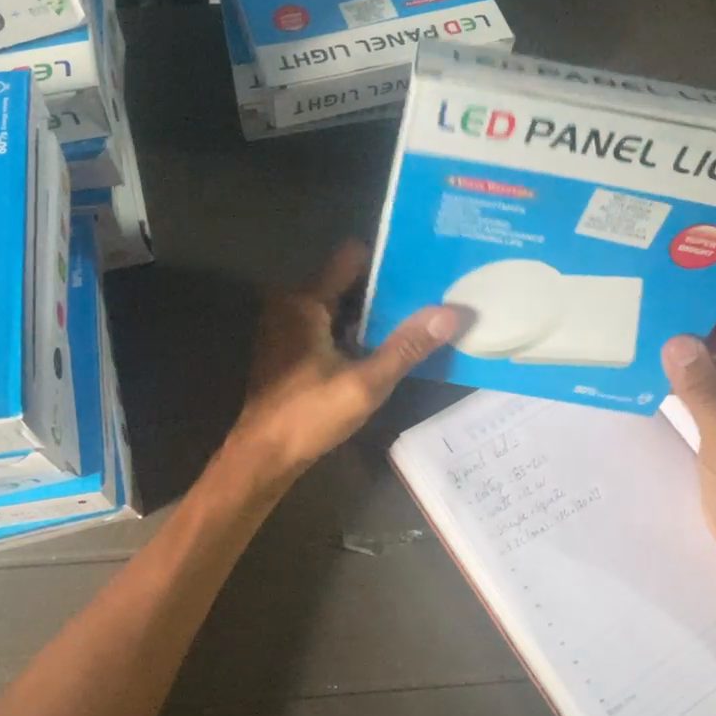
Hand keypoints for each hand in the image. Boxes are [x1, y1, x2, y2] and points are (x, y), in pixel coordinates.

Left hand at [228, 241, 457, 479]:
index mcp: (303, 301)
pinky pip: (330, 327)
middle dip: (387, 288)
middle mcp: (291, 305)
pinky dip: (356, 332)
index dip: (388, 259)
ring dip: (374, 313)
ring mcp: (288, 328)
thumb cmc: (307, 416)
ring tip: (420, 316)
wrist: (263, 458)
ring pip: (340, 306)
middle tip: (433, 292)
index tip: (424, 264)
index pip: (351, 257)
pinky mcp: (291, 351)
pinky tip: (388, 345)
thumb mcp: (365, 383)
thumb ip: (407, 346)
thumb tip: (453, 313)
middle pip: (347, 280)